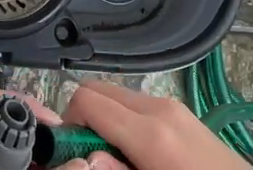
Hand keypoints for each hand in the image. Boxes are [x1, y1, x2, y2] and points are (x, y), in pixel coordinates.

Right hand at [59, 81, 249, 169]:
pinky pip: (140, 107)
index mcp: (150, 130)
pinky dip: (126, 124)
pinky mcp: (184, 114)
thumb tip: (83, 158)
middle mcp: (160, 107)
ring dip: (106, 123)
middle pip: (99, 90)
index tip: (69, 155)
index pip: (86, 99)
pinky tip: (139, 157)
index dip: (68, 125)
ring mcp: (174, 107)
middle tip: (89, 159)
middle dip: (85, 121)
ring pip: (118, 98)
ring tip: (116, 161)